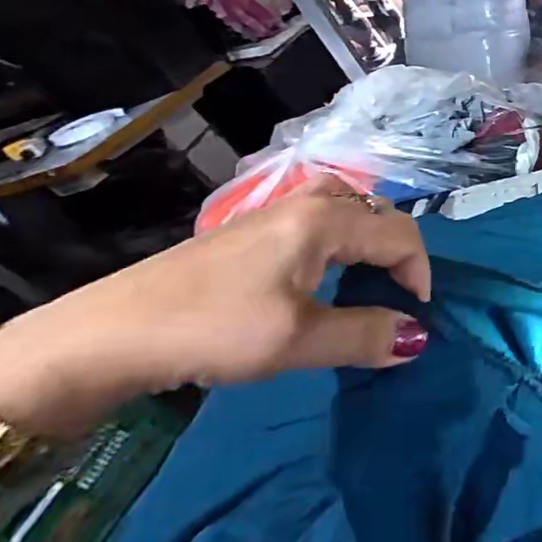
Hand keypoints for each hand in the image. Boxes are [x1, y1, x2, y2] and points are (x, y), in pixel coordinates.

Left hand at [0, 176, 431, 437]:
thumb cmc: (216, 326)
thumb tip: (417, 337)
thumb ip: (362, 335)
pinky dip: (340, 238)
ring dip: (368, 238)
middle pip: (375, 210)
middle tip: (396, 297)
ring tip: (368, 279)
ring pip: (345, 208)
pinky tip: (322, 272)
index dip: (419, 272)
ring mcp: (275, 210)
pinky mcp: (254, 228)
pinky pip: (318, 218)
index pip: (397, 231)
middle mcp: (305, 202)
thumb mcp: (296, 339)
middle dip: (397, 250)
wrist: (122, 326)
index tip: (417, 319)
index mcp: (323, 218)